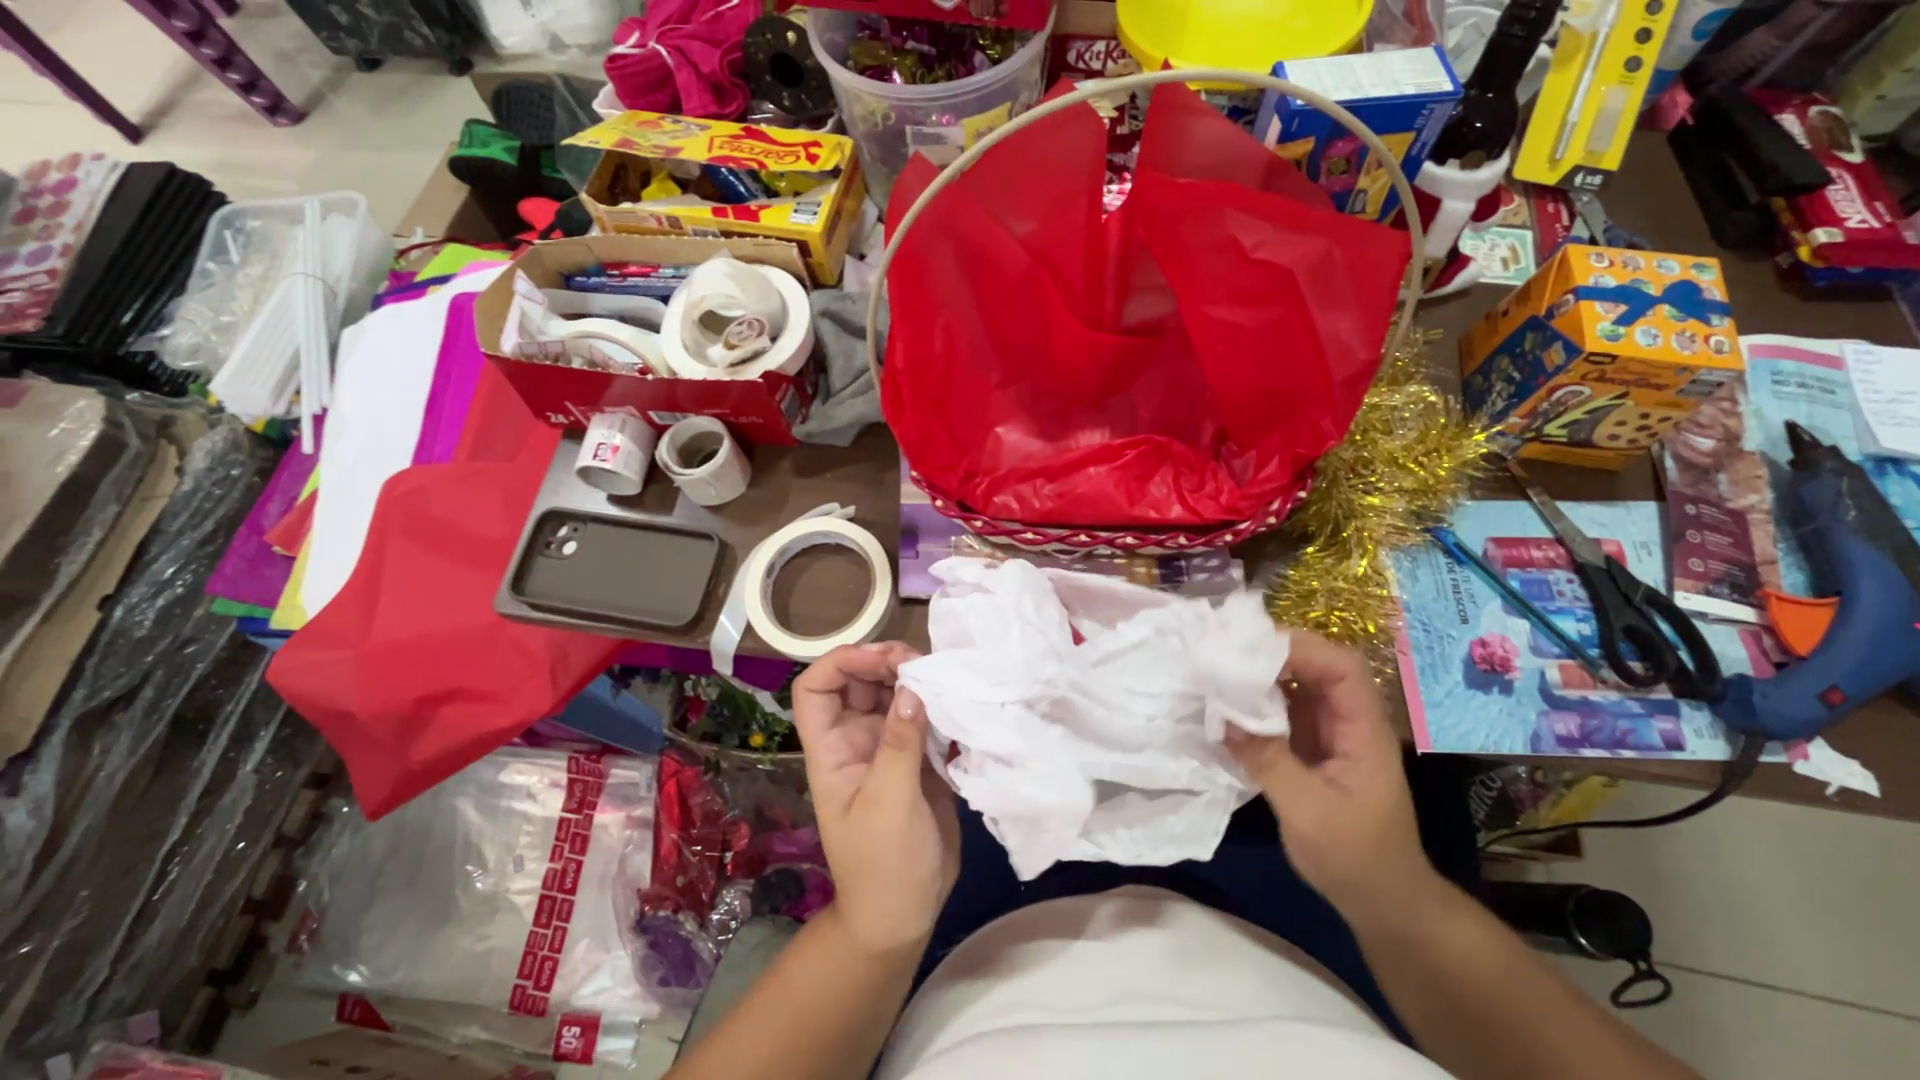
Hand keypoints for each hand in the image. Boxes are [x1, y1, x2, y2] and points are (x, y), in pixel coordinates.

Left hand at [793, 642, 959, 953]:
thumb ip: (900, 744)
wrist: (905, 913)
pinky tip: (961, 702)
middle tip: (924, 663)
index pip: (817, 688)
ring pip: (896, 696)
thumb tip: (913, 688)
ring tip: (948, 678)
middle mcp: (857, 741)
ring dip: (917, 681)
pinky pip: (926, 720)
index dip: (842, 663)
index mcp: (832, 749)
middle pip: (861, 683)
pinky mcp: (920, 762)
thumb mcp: (888, 802)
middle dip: (887, 664)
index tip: (883, 660)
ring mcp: (889, 750)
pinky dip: (941, 706)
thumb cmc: (883, 863)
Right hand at [1227, 631, 1439, 920]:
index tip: (1251, 650)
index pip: (1342, 668)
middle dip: (1274, 656)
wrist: (1382, 900)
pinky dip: (1258, 708)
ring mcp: (1331, 737)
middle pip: (1318, 669)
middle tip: (1225, 656)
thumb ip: (1268, 760)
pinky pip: (1286, 715)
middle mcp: (1349, 724)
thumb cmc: (1354, 857)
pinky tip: (1229, 711)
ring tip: (1220, 676)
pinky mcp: (1313, 753)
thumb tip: (1225, 717)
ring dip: (1262, 680)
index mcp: (1363, 731)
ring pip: (1299, 690)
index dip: (1301, 649)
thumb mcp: (1307, 811)